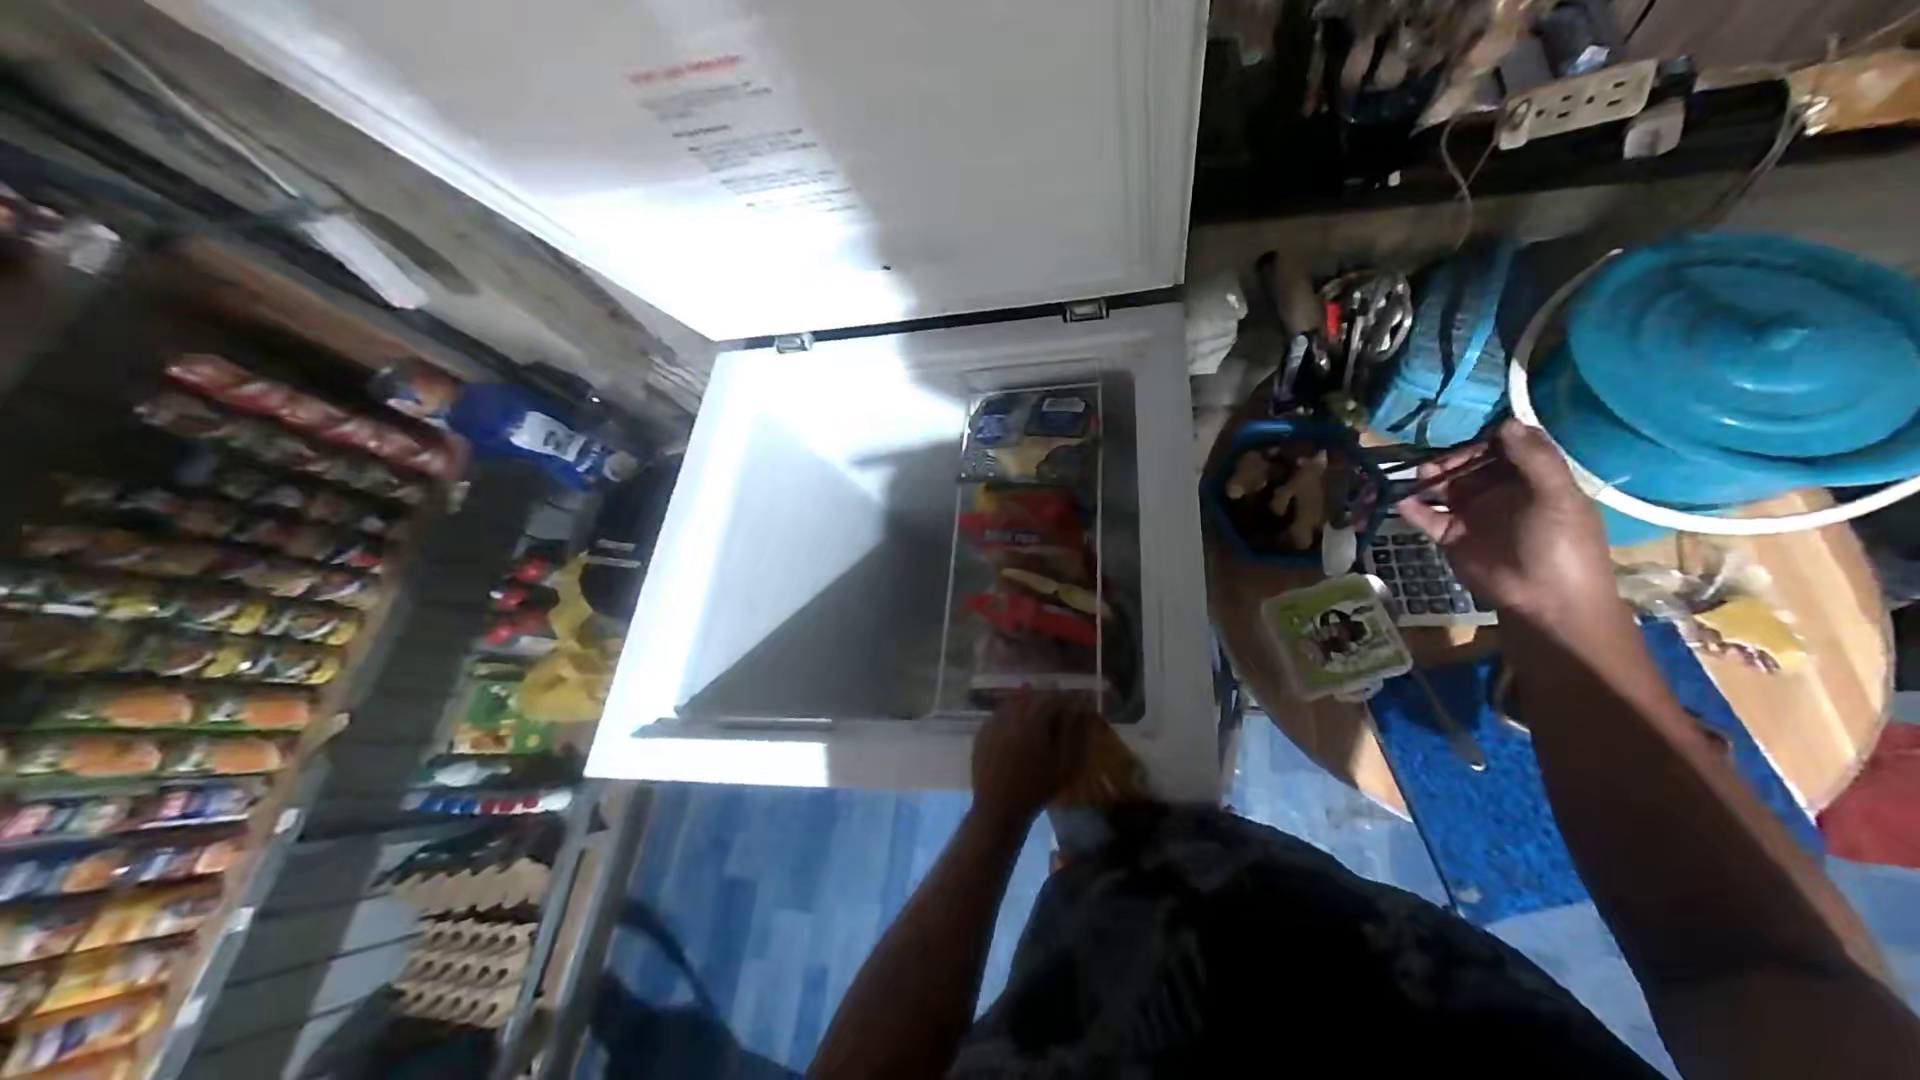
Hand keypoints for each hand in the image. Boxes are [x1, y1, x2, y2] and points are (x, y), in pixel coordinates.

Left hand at [970, 695, 1093, 831]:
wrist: (998, 809)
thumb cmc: (1035, 790)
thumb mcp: (1062, 765)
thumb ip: (1070, 734)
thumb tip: (1075, 710)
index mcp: (1030, 724)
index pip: (1050, 699)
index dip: (1064, 700)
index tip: (1074, 706)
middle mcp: (1009, 718)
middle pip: (1030, 698)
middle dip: (1046, 700)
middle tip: (1059, 708)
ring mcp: (992, 725)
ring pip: (1012, 704)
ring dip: (1027, 703)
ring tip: (1039, 712)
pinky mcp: (981, 735)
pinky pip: (999, 715)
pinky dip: (1011, 714)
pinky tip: (1017, 725)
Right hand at [1396, 419, 1616, 624]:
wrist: (1545, 599)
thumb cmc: (1560, 544)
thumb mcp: (1556, 496)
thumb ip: (1534, 458)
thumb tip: (1506, 421)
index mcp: (1532, 478)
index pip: (1503, 447)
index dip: (1484, 438)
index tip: (1466, 437)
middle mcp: (1500, 491)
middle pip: (1467, 465)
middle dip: (1449, 460)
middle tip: (1435, 465)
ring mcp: (1473, 514)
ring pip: (1443, 488)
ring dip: (1427, 480)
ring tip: (1417, 480)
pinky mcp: (1451, 536)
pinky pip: (1427, 517)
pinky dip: (1412, 509)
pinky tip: (1402, 503)